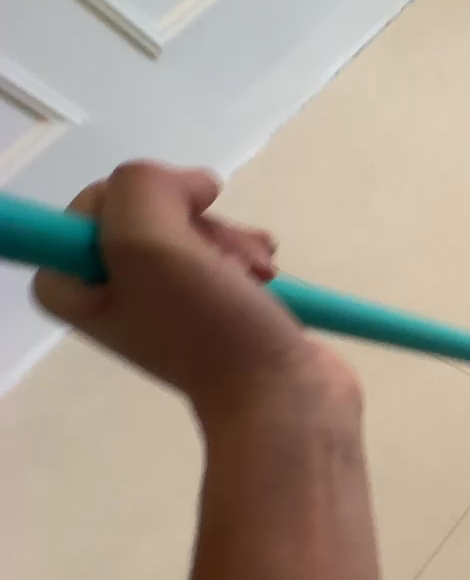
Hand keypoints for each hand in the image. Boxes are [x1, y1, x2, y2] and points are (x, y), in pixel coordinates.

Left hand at [31, 161, 350, 418]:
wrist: (288, 398)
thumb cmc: (216, 334)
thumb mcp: (153, 247)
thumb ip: (148, 189)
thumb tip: (196, 181)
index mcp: (71, 280)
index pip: (103, 200)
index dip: (160, 204)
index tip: (198, 236)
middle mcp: (113, 290)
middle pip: (158, 218)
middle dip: (210, 230)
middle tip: (242, 262)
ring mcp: (171, 303)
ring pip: (201, 238)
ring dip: (240, 244)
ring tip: (267, 272)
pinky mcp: (222, 312)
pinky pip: (230, 263)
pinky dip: (256, 262)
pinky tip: (275, 278)